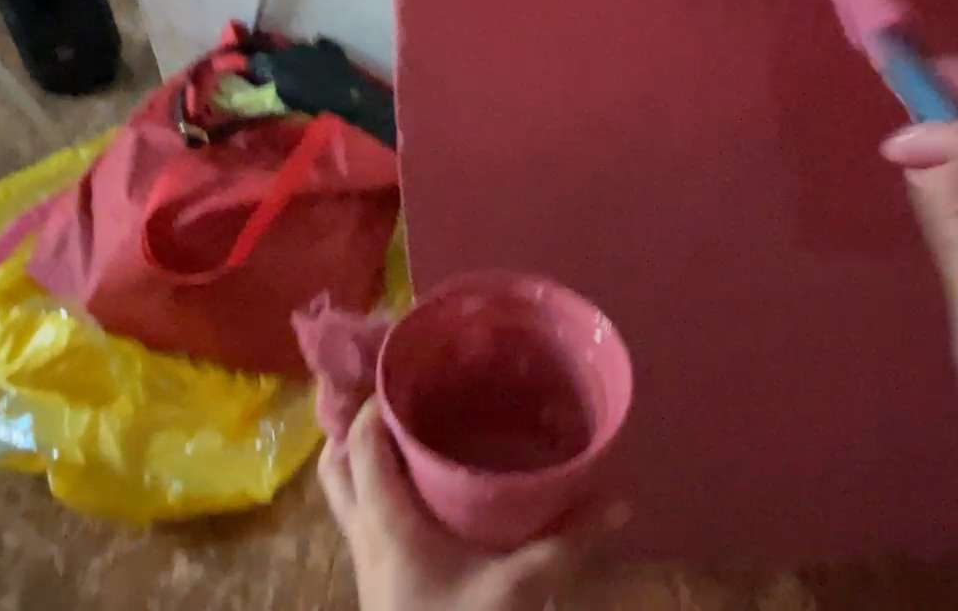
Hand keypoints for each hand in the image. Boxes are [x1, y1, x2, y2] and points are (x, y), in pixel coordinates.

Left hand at [319, 397, 624, 610]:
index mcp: (388, 524)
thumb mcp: (519, 590)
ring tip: (401, 423)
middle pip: (336, 463)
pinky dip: (371, 482)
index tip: (409, 368)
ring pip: (341, 490)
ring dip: (360, 453)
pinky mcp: (374, 576)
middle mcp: (363, 534)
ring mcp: (362, 558)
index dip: (377, 401)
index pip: (363, 444)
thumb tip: (621, 500)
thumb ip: (567, 543)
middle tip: (400, 390)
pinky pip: (357, 512)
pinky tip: (412, 480)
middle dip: (357, 420)